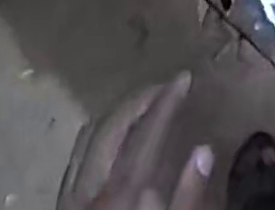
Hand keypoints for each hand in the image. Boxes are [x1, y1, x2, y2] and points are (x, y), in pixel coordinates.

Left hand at [58, 72, 210, 209]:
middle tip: (167, 88)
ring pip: (88, 138)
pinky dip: (99, 139)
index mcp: (122, 197)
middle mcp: (89, 192)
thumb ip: (187, 199)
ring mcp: (69, 204)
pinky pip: (77, 160)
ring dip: (118, 116)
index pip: (147, 131)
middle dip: (140, 99)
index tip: (185, 77)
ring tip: (144, 108)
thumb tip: (204, 148)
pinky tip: (114, 145)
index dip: (167, 99)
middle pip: (112, 125)